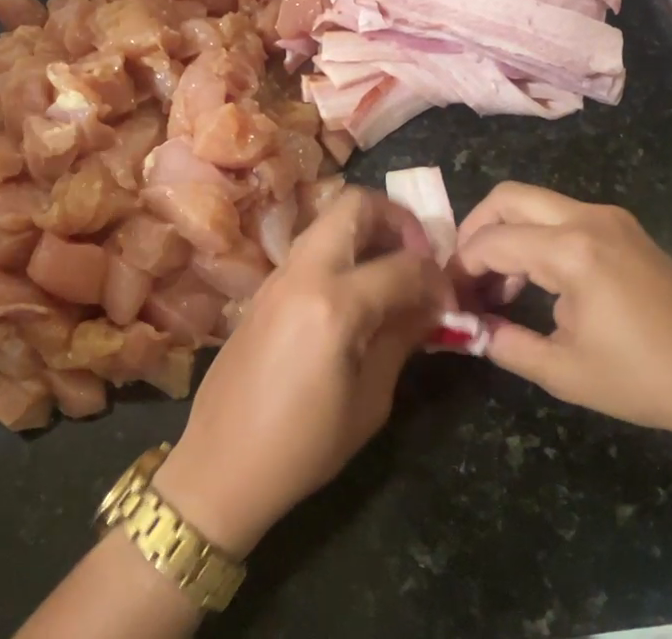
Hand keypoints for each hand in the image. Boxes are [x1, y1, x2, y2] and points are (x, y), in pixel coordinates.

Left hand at [153, 188, 446, 556]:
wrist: (222, 466)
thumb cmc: (305, 447)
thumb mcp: (370, 400)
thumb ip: (401, 339)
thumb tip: (430, 305)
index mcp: (335, 305)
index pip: (404, 265)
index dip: (437, 279)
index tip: (449, 301)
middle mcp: (303, 275)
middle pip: (355, 206)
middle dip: (397, 220)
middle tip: (417, 257)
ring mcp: (276, 278)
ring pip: (327, 223)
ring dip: (365, 234)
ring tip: (390, 275)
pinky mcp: (261, 291)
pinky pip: (308, 251)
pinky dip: (339, 255)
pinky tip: (355, 295)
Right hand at [455, 182, 671, 440]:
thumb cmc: (647, 380)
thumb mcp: (564, 372)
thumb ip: (503, 344)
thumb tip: (466, 328)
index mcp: (572, 250)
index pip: (491, 241)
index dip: (460, 268)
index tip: (445, 299)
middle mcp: (589, 218)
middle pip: (509, 198)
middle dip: (475, 231)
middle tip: (462, 278)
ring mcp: (612, 220)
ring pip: (536, 205)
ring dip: (506, 236)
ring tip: (495, 292)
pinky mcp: (626, 232)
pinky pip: (563, 219)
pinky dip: (536, 240)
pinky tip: (534, 287)